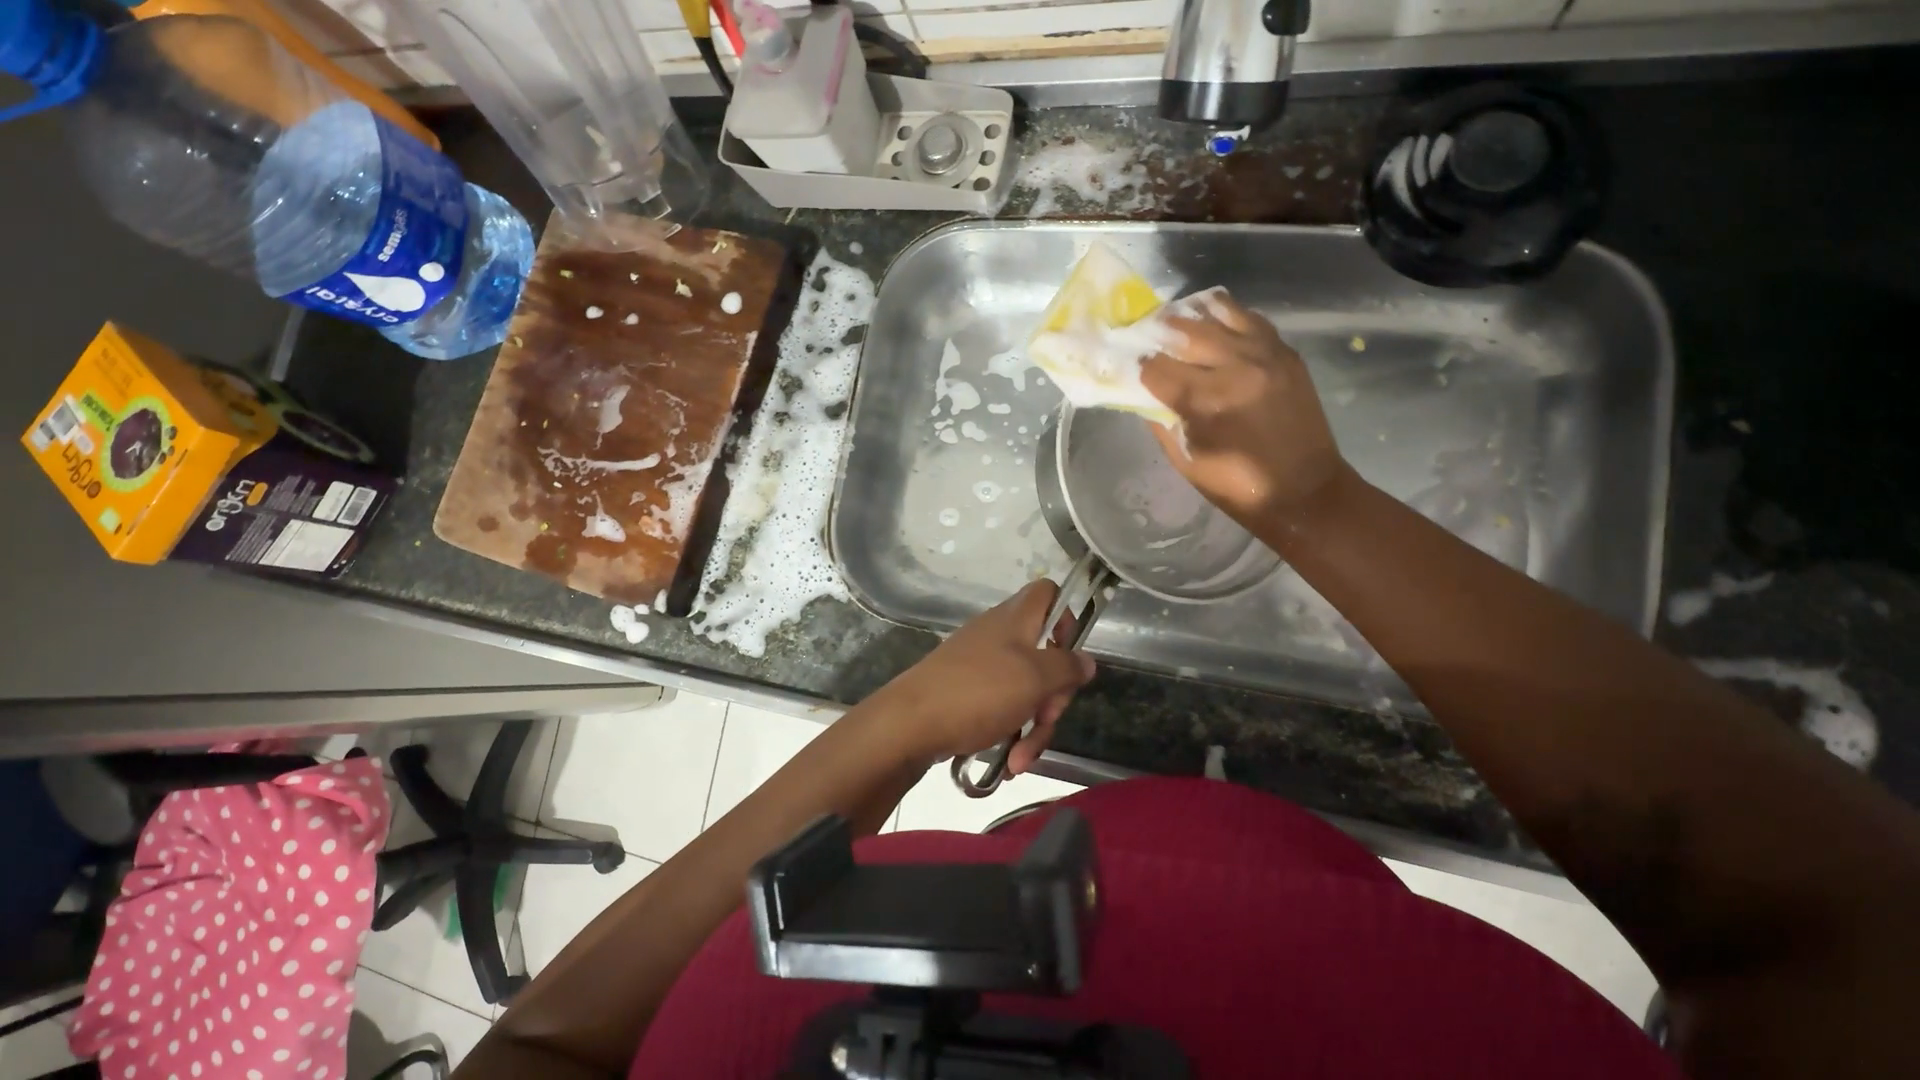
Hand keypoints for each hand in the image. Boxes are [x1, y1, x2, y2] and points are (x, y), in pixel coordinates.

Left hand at [870, 581, 1096, 774]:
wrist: (909, 723)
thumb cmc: (978, 691)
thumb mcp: (1034, 678)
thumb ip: (1067, 667)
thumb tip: (1085, 661)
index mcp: (1015, 619)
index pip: (1049, 594)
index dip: (1067, 619)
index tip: (1068, 655)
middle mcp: (999, 637)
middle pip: (1045, 657)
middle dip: (1053, 698)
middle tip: (1045, 719)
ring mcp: (981, 667)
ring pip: (1026, 692)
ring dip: (1032, 728)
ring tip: (1020, 760)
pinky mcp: (967, 695)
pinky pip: (1002, 710)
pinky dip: (1009, 734)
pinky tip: (1007, 762)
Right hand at [1140, 290, 1348, 526]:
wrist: (1306, 491)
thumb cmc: (1237, 486)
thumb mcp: (1185, 461)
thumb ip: (1161, 421)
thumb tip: (1144, 392)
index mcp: (1206, 400)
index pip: (1155, 367)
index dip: (1136, 366)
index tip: (1127, 365)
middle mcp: (1235, 366)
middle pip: (1183, 331)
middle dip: (1156, 333)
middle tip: (1141, 334)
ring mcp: (1265, 354)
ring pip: (1217, 313)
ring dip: (1189, 316)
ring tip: (1173, 321)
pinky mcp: (1285, 352)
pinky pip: (1249, 318)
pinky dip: (1226, 315)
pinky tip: (1212, 322)